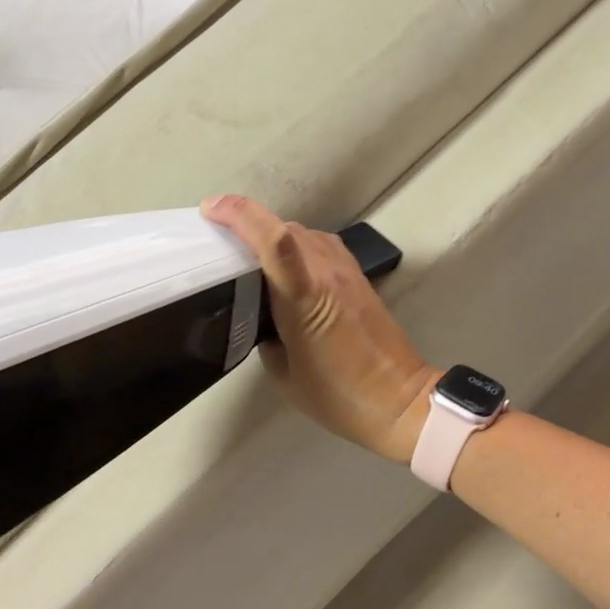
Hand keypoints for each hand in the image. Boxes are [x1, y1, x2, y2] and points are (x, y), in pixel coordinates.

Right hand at [202, 196, 439, 462]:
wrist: (398, 398)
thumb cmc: (339, 395)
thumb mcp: (284, 374)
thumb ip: (265, 337)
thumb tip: (261, 319)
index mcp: (305, 296)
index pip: (273, 239)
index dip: (240, 215)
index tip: (211, 210)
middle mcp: (327, 272)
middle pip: (285, 228)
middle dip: (250, 225)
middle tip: (220, 241)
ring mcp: (346, 270)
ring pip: (305, 233)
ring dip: (275, 234)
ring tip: (250, 254)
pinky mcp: (358, 276)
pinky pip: (322, 246)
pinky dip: (299, 245)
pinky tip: (288, 267)